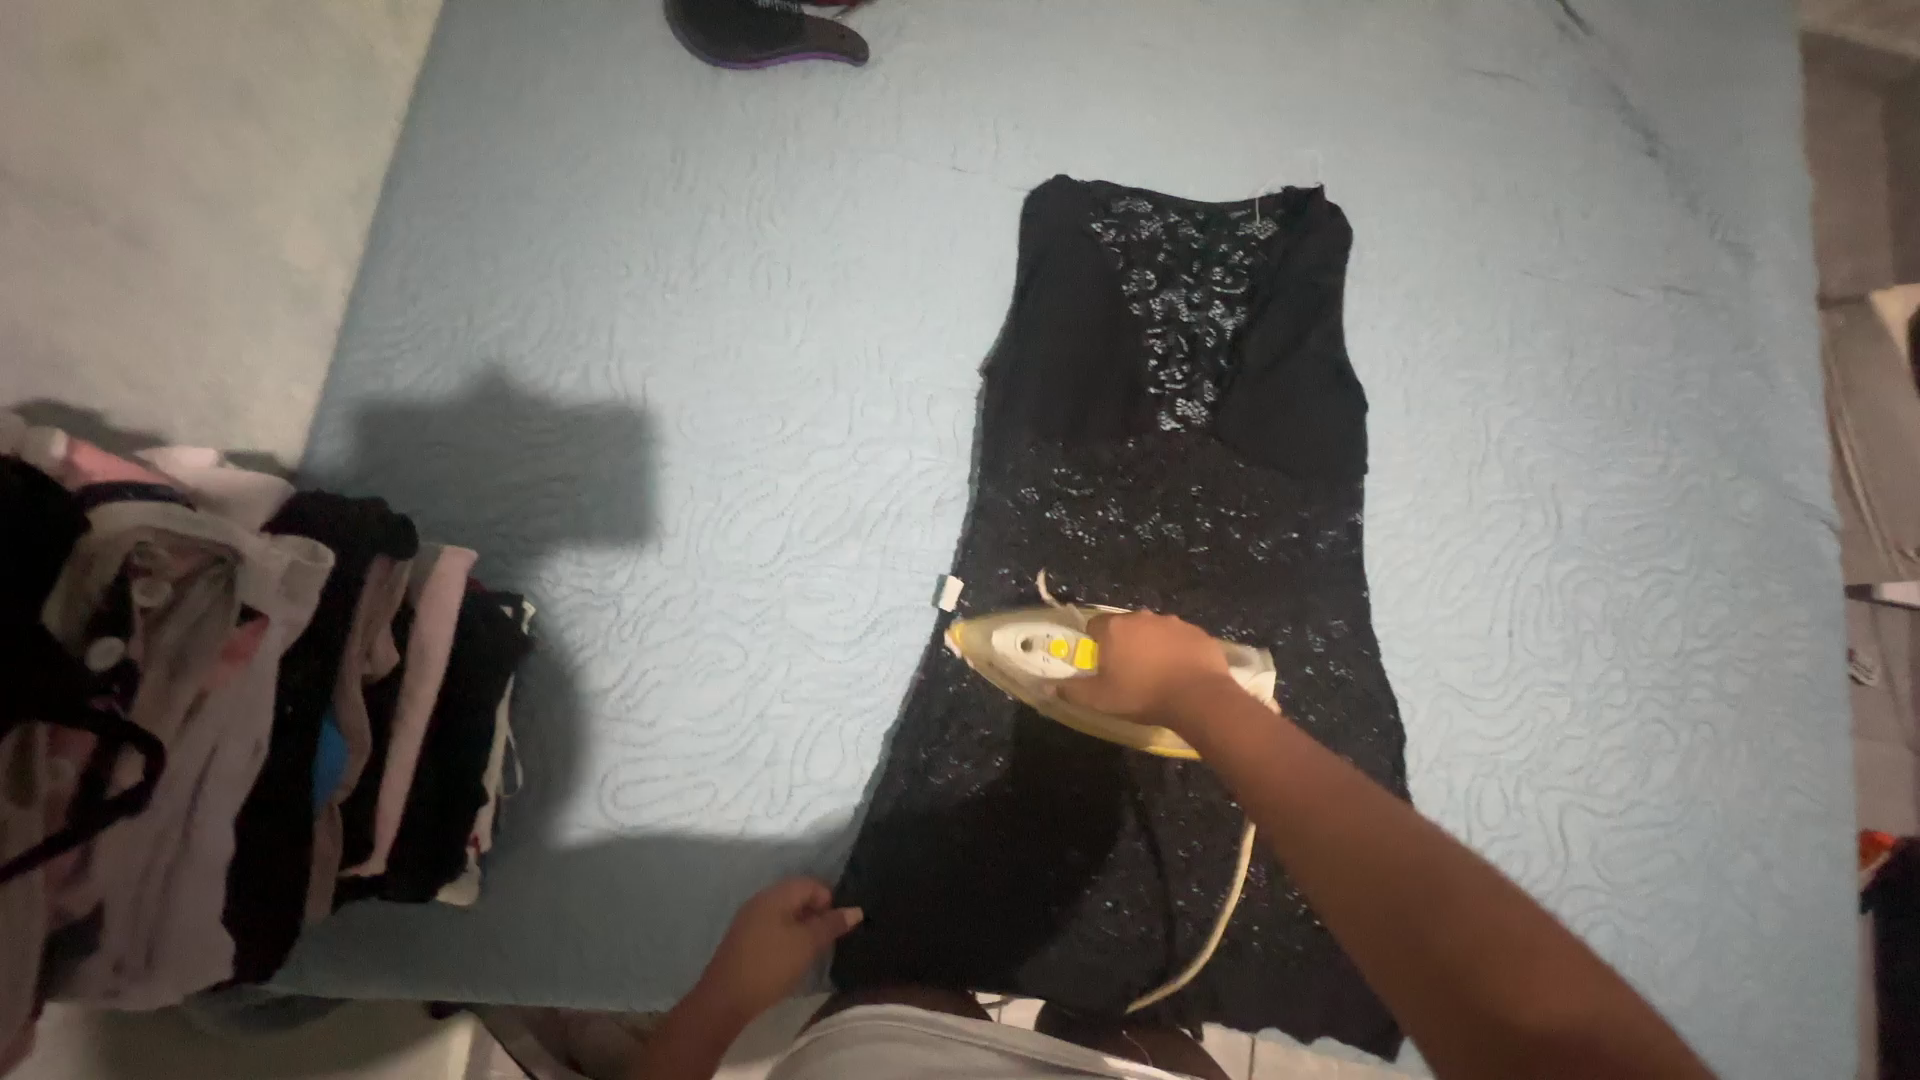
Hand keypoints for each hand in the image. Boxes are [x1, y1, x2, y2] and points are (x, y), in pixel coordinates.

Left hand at [687, 877, 861, 1025]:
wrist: (724, 1000)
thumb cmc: (770, 966)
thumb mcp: (807, 944)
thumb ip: (832, 925)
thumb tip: (856, 910)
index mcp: (776, 894)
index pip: (811, 884)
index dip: (829, 901)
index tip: (836, 928)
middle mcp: (761, 899)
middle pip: (797, 896)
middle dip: (816, 914)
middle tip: (827, 940)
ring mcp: (749, 919)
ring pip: (785, 913)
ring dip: (802, 927)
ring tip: (811, 950)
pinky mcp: (743, 939)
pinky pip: (772, 927)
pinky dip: (786, 936)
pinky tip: (790, 958)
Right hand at [1056, 611, 1238, 726]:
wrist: (1199, 697)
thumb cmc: (1142, 694)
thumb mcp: (1100, 699)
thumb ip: (1071, 690)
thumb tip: (1046, 686)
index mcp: (1115, 628)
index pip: (1094, 626)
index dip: (1095, 644)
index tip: (1102, 665)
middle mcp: (1142, 617)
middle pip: (1125, 627)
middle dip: (1124, 644)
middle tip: (1128, 672)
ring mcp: (1173, 622)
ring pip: (1154, 631)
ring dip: (1151, 646)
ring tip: (1157, 674)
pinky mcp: (1197, 632)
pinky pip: (1180, 639)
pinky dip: (1177, 651)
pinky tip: (1181, 673)